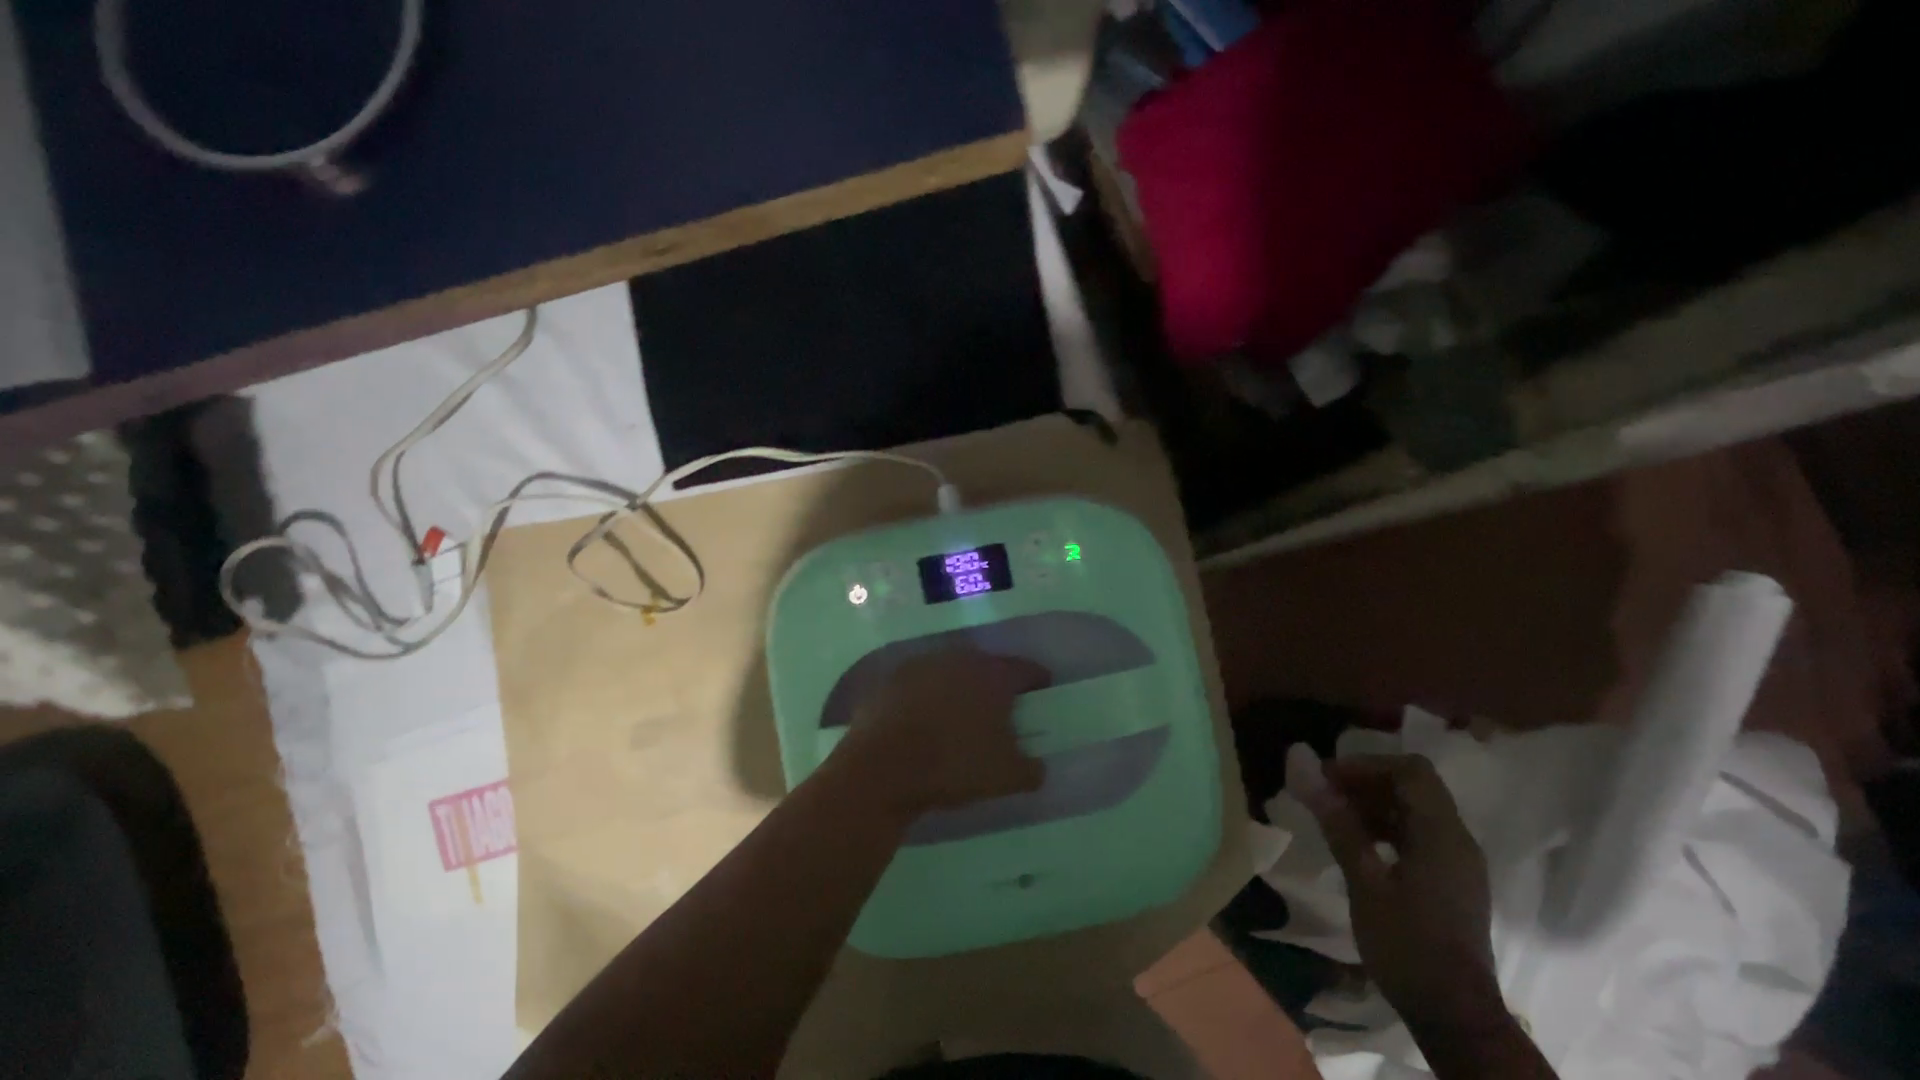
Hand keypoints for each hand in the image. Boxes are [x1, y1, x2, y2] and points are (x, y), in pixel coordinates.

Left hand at [834, 650, 1050, 819]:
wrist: (881, 768)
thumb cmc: (954, 765)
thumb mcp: (1006, 777)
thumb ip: (1030, 769)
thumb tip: (1037, 766)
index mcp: (993, 675)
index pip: (1026, 670)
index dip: (1037, 682)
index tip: (1042, 693)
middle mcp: (958, 660)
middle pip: (985, 668)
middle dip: (994, 686)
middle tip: (1000, 712)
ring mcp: (919, 667)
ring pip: (948, 675)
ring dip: (956, 691)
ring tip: (958, 719)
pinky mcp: (887, 682)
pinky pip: (916, 689)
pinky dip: (923, 702)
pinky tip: (922, 726)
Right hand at [1294, 751, 1507, 1037]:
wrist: (1453, 1013)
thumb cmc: (1406, 944)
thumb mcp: (1365, 882)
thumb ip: (1339, 824)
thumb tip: (1306, 771)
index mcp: (1443, 834)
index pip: (1410, 770)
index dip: (1365, 765)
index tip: (1325, 778)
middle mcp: (1458, 839)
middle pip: (1415, 788)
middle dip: (1366, 783)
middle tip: (1322, 796)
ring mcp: (1459, 862)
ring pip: (1417, 812)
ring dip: (1375, 806)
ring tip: (1333, 819)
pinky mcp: (1453, 882)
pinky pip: (1421, 837)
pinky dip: (1388, 830)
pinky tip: (1358, 847)